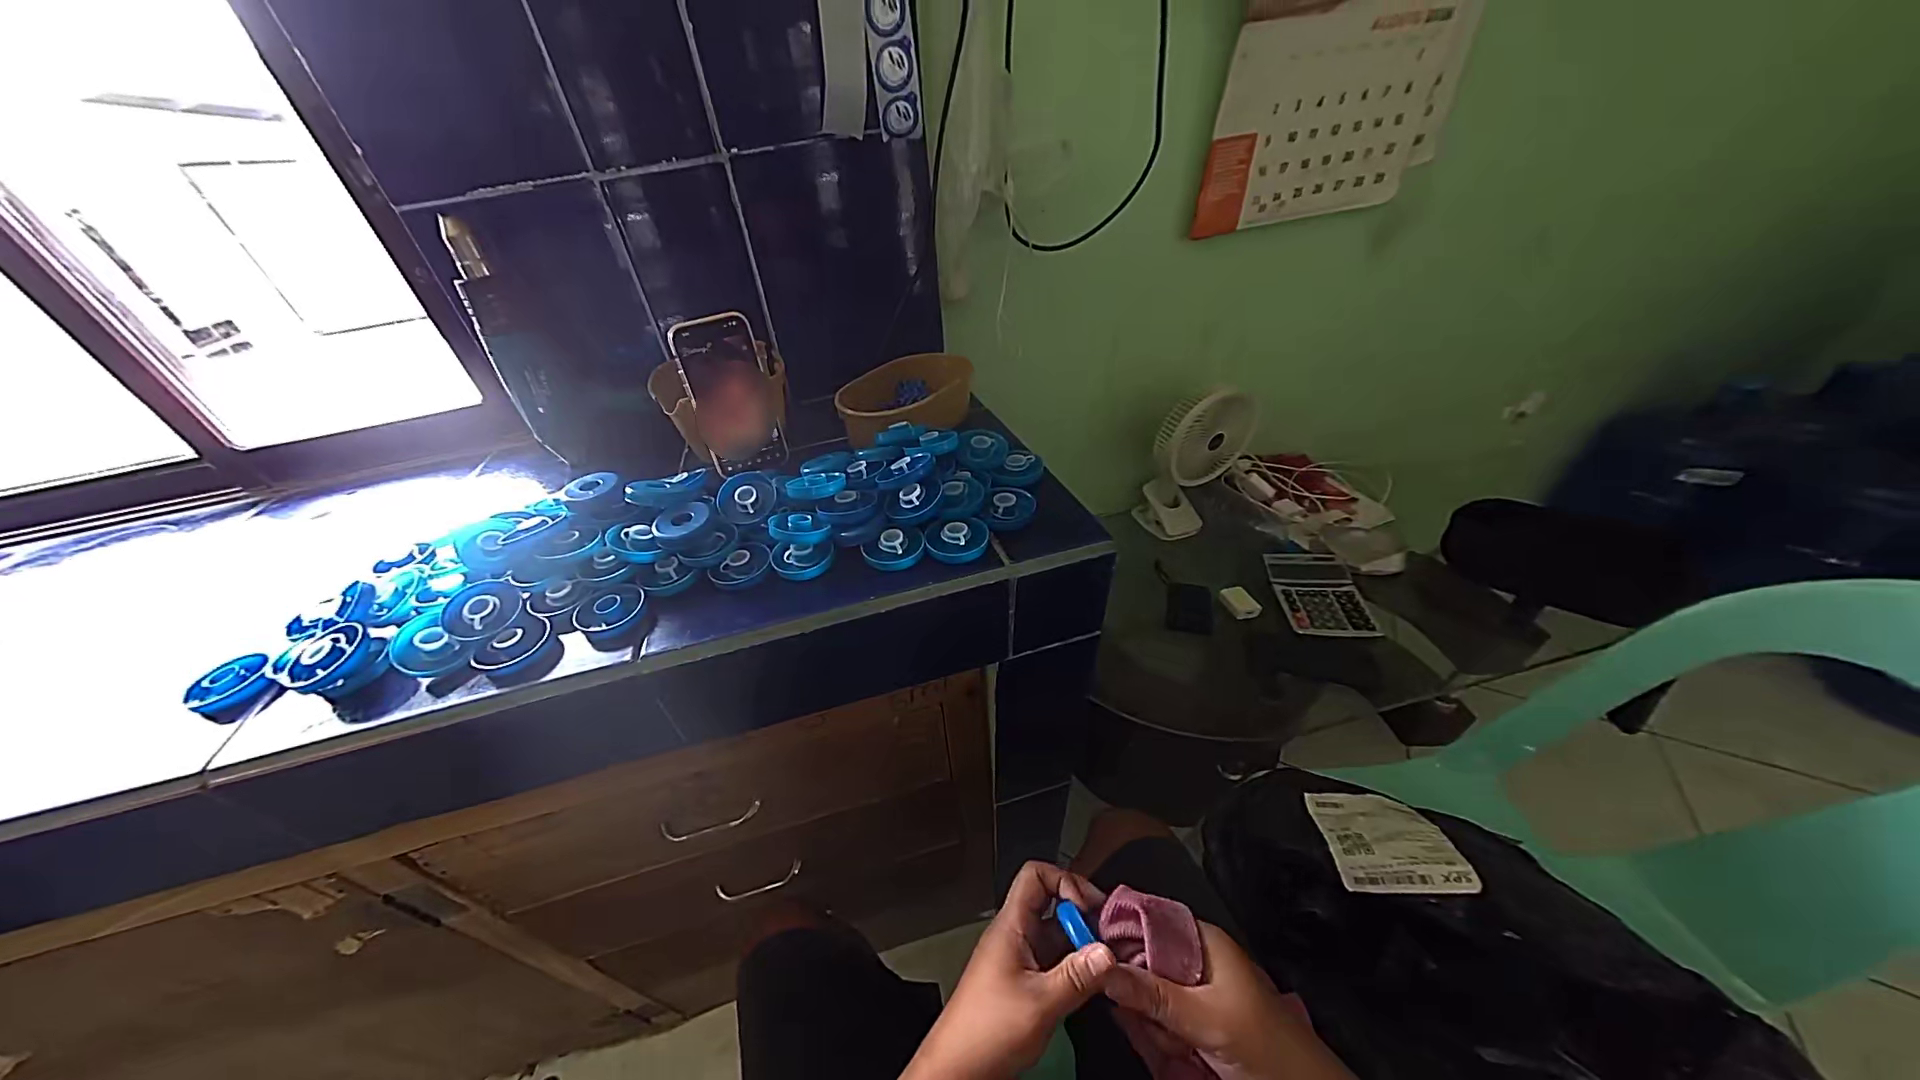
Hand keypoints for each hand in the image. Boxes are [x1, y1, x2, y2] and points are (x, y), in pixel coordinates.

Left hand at [902, 861, 1116, 1079]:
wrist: (957, 1070)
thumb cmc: (984, 1033)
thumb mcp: (1040, 1004)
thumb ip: (1077, 977)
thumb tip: (1107, 953)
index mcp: (1011, 926)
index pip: (1035, 875)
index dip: (1066, 881)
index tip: (1090, 908)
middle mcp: (1015, 935)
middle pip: (1052, 904)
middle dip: (1082, 918)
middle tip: (1108, 940)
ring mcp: (1019, 957)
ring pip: (1056, 935)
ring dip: (1081, 945)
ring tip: (1106, 965)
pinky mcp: (1024, 981)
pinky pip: (1054, 960)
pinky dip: (1074, 967)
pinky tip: (1091, 985)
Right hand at [1103, 921, 1356, 1079]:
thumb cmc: (1268, 1048)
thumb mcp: (1206, 1019)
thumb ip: (1153, 994)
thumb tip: (1102, 968)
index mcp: (1200, 938)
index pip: (1144, 917)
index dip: (1116, 932)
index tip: (1093, 953)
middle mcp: (1194, 955)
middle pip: (1139, 958)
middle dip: (1135, 991)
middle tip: (1144, 1018)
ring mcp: (1193, 987)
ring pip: (1145, 992)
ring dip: (1149, 1021)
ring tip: (1173, 1045)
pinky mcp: (1193, 1016)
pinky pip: (1158, 1017)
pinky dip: (1158, 1036)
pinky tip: (1172, 1052)